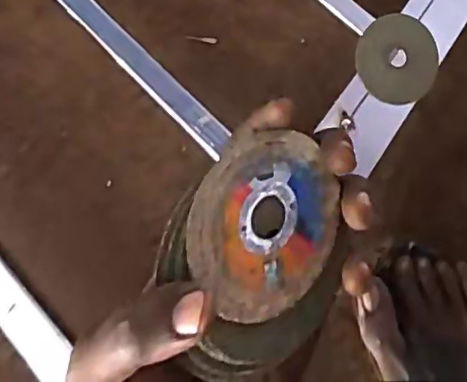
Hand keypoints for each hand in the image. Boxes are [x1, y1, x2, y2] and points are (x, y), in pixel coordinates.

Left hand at [66, 99, 373, 381]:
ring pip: (331, 213)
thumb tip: (197, 308)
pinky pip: (340, 274)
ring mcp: (284, 266)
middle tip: (341, 160)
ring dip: (354, 198)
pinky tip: (358, 276)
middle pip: (300, 173)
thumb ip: (140, 329)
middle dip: (328, 153)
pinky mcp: (304, 307)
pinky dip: (359, 266)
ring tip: (361, 213)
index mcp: (205, 226)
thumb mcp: (106, 355)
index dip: (265, 129)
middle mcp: (253, 233)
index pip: (237, 162)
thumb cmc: (116, 377)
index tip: (286, 111)